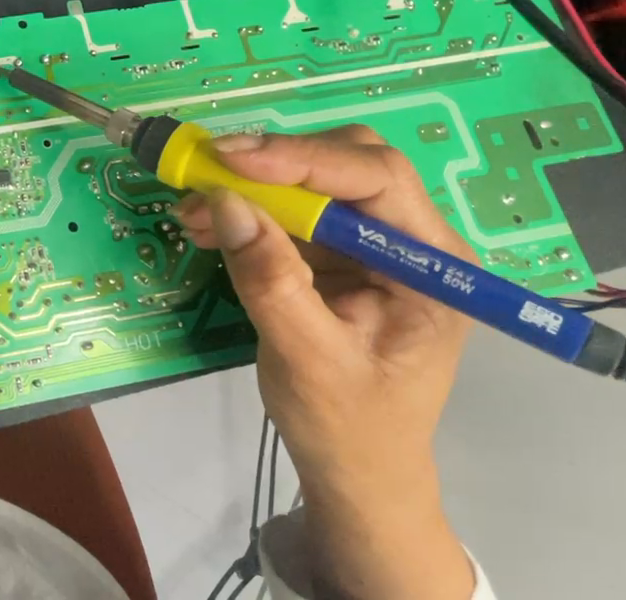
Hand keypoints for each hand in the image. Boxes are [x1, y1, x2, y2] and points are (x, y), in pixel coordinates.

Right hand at [177, 127, 475, 599]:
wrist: (355, 469)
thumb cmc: (347, 426)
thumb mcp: (306, 359)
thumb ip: (271, 280)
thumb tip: (226, 203)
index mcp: (431, 266)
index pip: (376, 179)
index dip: (301, 157)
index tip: (229, 157)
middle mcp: (410, 241)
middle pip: (348, 162)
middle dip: (275, 162)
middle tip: (209, 172)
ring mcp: (373, 244)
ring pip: (313, 178)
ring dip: (251, 184)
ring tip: (194, 209)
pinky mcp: (338, 253)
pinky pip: (290, 209)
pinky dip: (245, 208)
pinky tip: (206, 225)